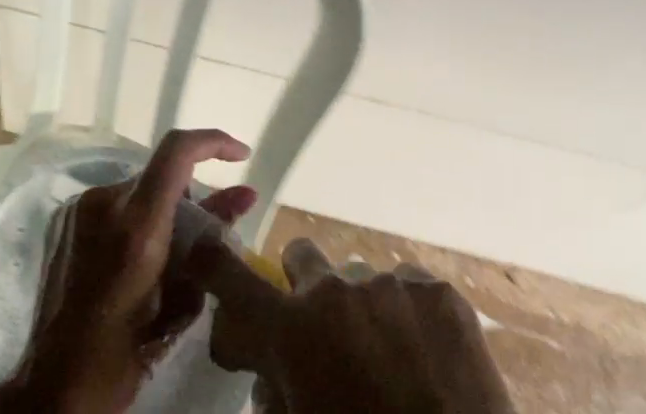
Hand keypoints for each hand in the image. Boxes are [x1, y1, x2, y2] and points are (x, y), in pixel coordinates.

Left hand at [0, 129, 258, 413]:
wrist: (64, 372)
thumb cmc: (132, 344)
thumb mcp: (183, 296)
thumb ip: (211, 240)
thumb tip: (243, 197)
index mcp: (137, 220)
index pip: (177, 151)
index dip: (213, 142)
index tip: (239, 155)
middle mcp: (103, 200)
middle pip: (157, 176)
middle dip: (189, 196)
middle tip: (211, 230)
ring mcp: (78, 207)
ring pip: (134, 192)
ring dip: (158, 212)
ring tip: (169, 257)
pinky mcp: (62, 219)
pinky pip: (110, 206)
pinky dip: (131, 221)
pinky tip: (136, 261)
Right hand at [191, 238, 515, 413]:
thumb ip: (272, 391)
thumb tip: (267, 373)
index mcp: (289, 328)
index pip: (225, 273)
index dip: (209, 258)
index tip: (206, 253)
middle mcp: (332, 291)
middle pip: (300, 256)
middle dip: (304, 287)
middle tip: (326, 332)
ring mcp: (390, 285)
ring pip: (358, 275)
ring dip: (360, 304)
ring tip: (387, 350)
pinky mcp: (439, 293)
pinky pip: (408, 282)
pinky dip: (407, 309)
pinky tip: (424, 349)